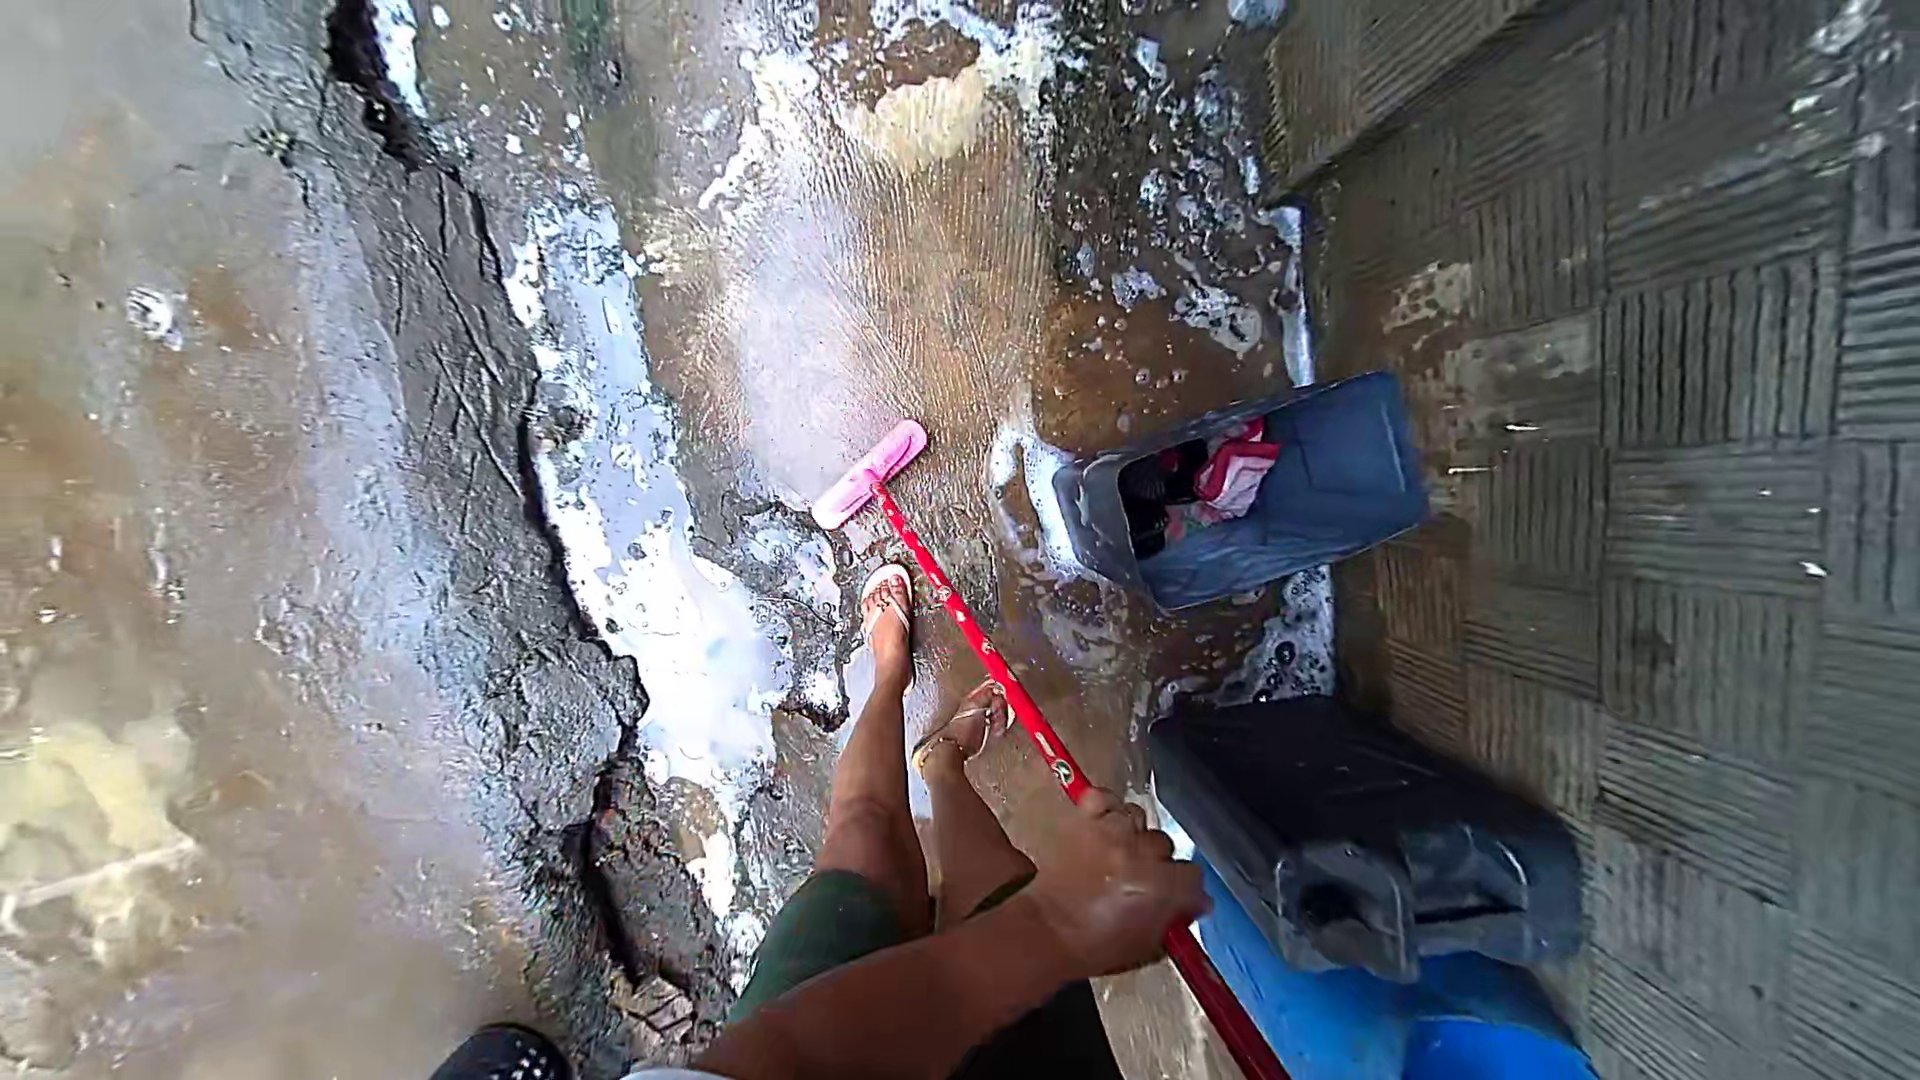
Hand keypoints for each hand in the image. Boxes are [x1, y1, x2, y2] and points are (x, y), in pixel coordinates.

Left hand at [1018, 787, 1209, 978]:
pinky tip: (1106, 824)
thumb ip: (1176, 917)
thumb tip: (1195, 900)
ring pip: (1137, 817)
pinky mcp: (1083, 820)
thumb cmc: (1097, 945)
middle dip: (1158, 862)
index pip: (1192, 874)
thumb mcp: (1150, 944)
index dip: (1186, 887)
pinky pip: (1103, 797)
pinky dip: (1107, 806)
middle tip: (1142, 877)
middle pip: (1164, 843)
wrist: (1050, 929)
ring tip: (1120, 852)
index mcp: (1158, 887)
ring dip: (1133, 834)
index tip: (1178, 894)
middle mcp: (1136, 853)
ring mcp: (1108, 831)